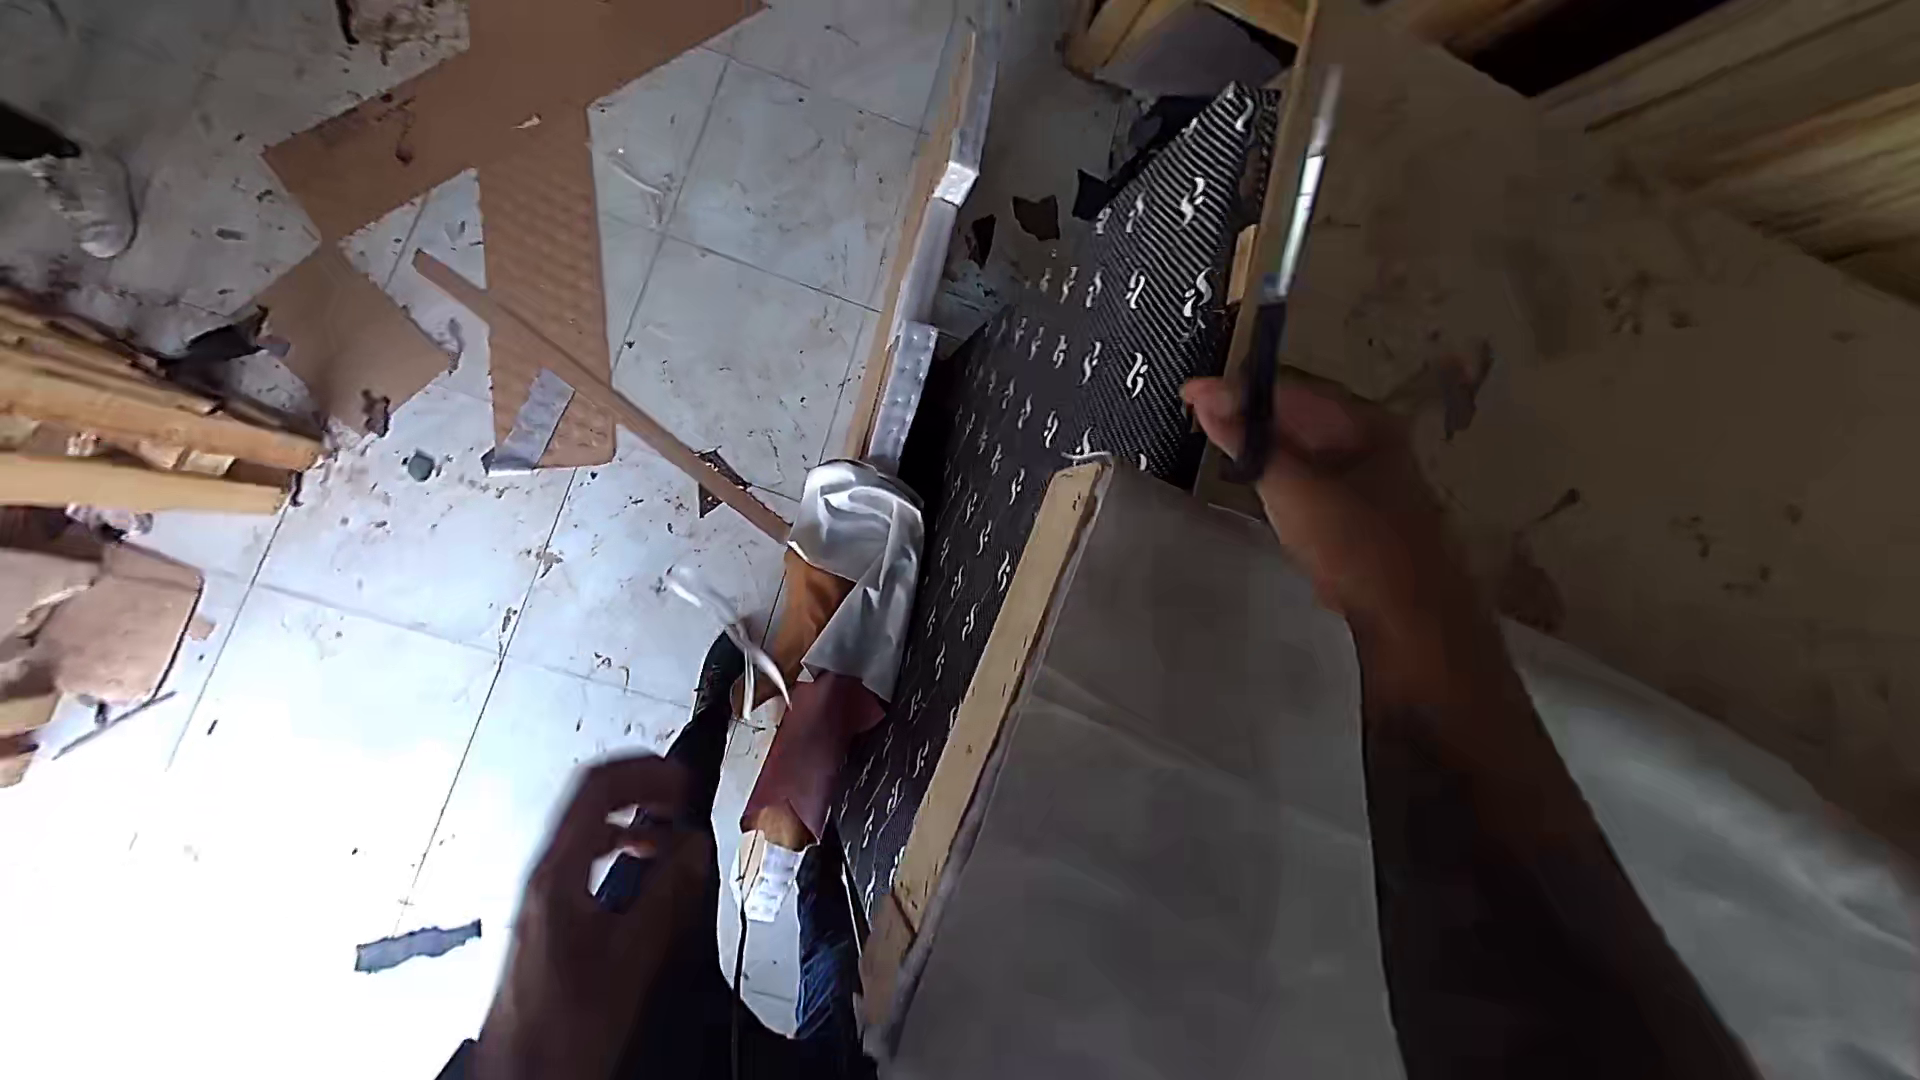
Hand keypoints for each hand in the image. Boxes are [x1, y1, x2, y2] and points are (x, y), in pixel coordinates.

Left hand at [474, 756, 712, 1079]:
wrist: (524, 1077)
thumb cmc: (565, 1028)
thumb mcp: (631, 955)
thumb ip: (667, 892)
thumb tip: (695, 842)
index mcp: (559, 874)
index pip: (596, 789)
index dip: (644, 772)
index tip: (682, 779)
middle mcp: (545, 872)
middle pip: (590, 795)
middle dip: (642, 781)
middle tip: (682, 787)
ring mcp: (545, 887)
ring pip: (589, 819)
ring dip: (635, 807)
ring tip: (673, 815)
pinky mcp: (553, 904)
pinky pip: (589, 847)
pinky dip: (625, 834)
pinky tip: (648, 852)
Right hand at [1182, 373, 1476, 631]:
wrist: (1403, 614)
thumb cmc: (1353, 542)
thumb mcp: (1292, 487)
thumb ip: (1247, 442)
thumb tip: (1203, 398)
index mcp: (1362, 422)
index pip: (1288, 389)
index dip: (1236, 389)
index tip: (1189, 394)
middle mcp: (1365, 438)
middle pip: (1293, 412)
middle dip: (1243, 411)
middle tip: (1194, 415)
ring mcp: (1359, 472)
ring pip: (1295, 442)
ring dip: (1254, 438)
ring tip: (1211, 437)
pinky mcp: (1347, 503)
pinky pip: (1300, 469)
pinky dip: (1269, 465)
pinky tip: (1246, 473)